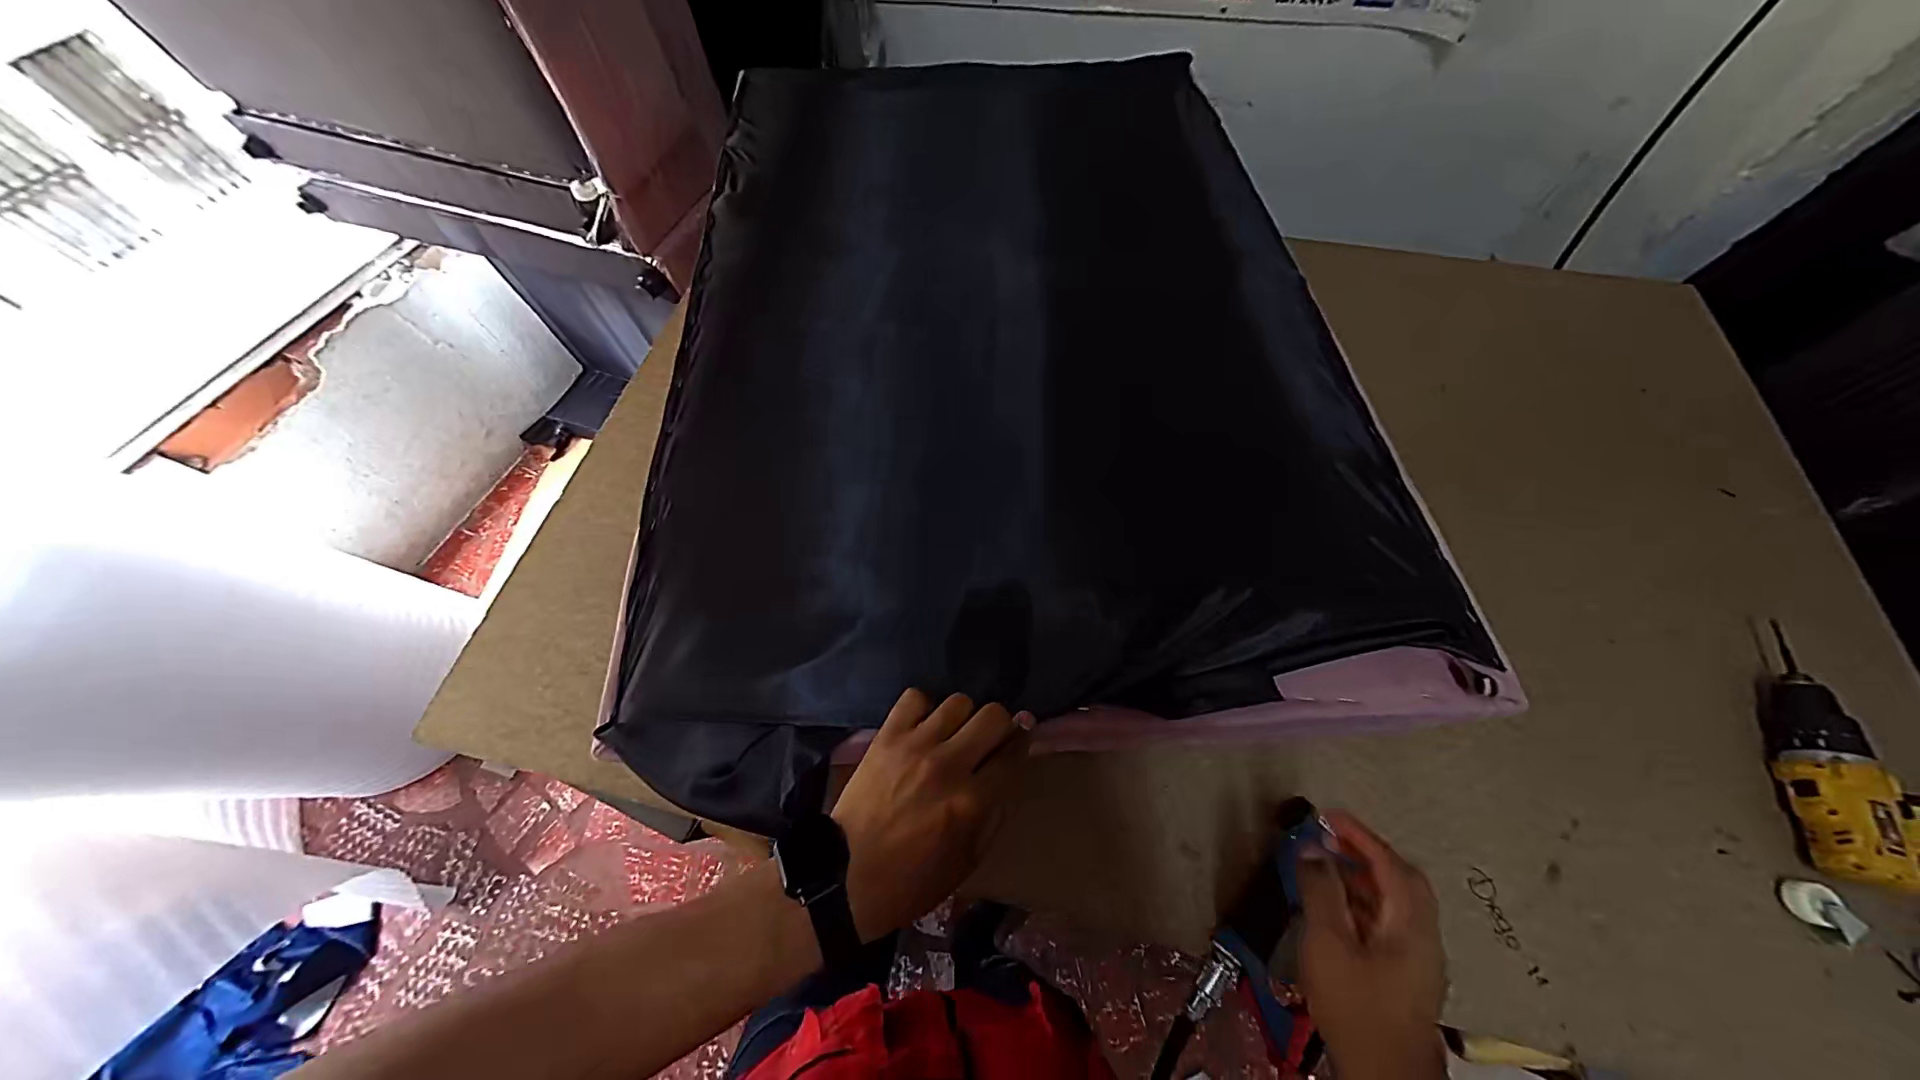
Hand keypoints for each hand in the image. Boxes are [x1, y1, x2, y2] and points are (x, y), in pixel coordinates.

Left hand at [829, 689, 1033, 940]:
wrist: (846, 879)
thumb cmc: (912, 880)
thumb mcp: (968, 860)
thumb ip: (995, 815)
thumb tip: (1011, 773)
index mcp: (972, 802)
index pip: (1014, 754)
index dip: (1023, 744)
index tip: (1019, 742)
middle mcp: (948, 766)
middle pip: (993, 716)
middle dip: (999, 726)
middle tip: (988, 740)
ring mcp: (914, 746)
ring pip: (958, 702)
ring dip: (962, 718)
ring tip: (952, 735)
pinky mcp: (886, 737)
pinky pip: (915, 698)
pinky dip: (923, 709)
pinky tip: (921, 728)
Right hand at [1297, 810, 1447, 1079]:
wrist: (1381, 1073)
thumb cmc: (1355, 1004)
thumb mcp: (1328, 942)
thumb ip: (1320, 891)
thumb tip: (1311, 849)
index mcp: (1412, 927)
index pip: (1391, 866)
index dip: (1360, 835)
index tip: (1328, 816)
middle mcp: (1422, 938)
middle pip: (1401, 882)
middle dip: (1366, 853)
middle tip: (1330, 836)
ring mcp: (1416, 959)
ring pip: (1393, 903)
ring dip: (1361, 876)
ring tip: (1323, 863)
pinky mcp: (1403, 975)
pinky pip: (1385, 921)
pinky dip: (1360, 900)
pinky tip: (1333, 905)